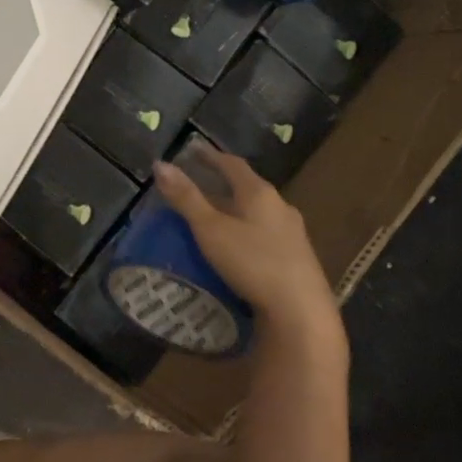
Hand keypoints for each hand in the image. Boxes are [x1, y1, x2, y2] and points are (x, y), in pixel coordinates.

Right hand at [152, 149, 340, 336]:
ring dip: (234, 210)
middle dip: (221, 185)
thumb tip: (160, 164)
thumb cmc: (252, 262)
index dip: (210, 156)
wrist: (301, 311)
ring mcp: (292, 233)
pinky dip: (245, 231)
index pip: (232, 165)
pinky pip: (265, 233)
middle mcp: (280, 207)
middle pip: (247, 188)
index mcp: (259, 194)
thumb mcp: (210, 229)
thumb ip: (186, 198)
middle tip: (196, 186)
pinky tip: (236, 246)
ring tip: (212, 217)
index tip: (192, 150)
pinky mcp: (297, 257)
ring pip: (257, 212)